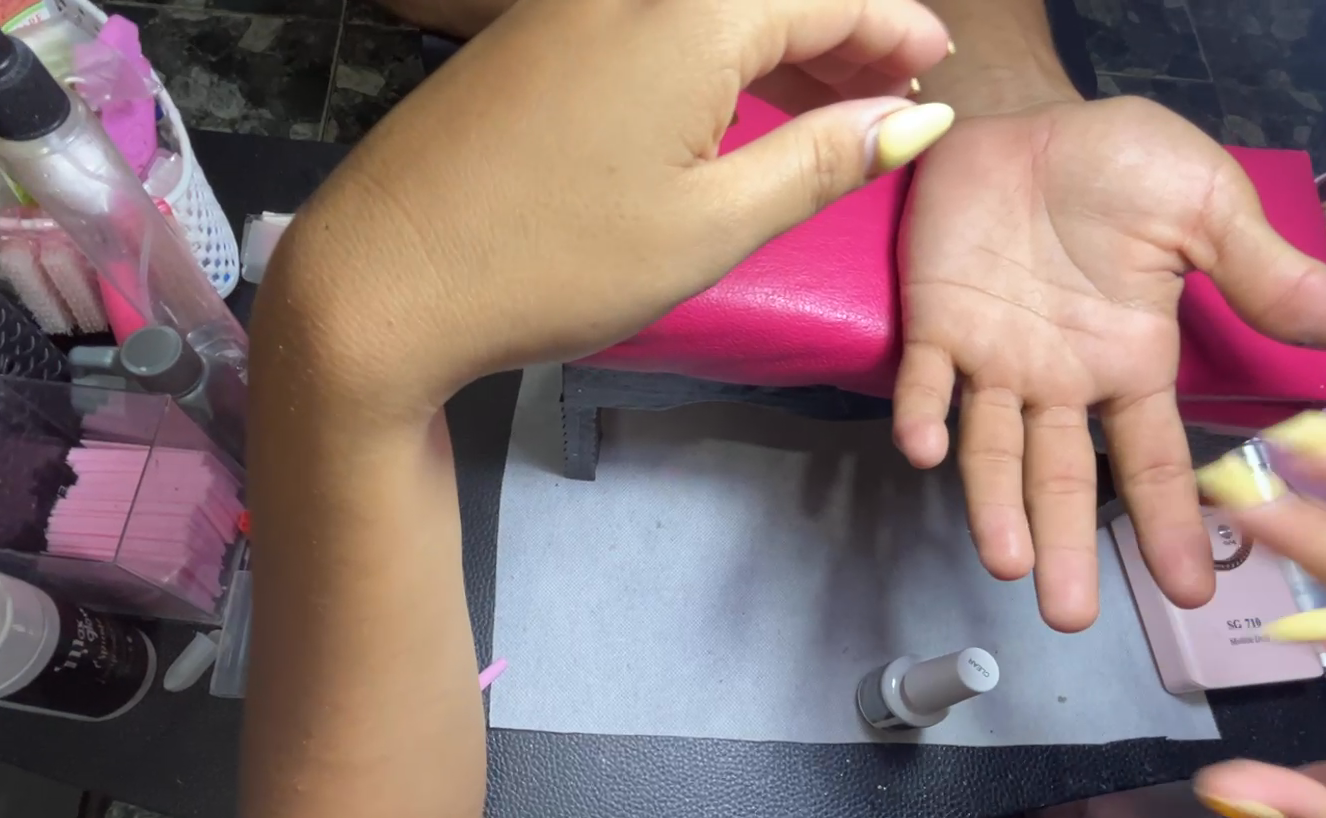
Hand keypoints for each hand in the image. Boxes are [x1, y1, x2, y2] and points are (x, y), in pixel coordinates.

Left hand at [257, 0, 953, 424]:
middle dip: (839, 31)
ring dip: (769, 46)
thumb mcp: (708, 228)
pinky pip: (641, 33)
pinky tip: (714, 107)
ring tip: (816, 101)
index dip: (891, 25)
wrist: (391, 282)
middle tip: (886, 89)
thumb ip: (815, 163)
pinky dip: (700, 62)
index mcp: (688, 16)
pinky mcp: (520, 49)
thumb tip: (909, 118)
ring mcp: (561, 11)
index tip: (933, 67)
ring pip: (698, 13)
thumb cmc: (559, 264)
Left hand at [894, 95, 1325, 630]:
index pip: (1147, 458)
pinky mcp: (933, 330)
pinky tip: (926, 454)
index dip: (1165, 522)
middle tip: (1069, 616)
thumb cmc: (1113, 167)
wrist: (1020, 127)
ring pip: (989, 450)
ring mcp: (991, 361)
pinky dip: (921, 417)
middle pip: (1059, 478)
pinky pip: (923, 384)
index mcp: (1125, 361)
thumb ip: (1259, 276)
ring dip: (993, 507)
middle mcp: (1055, 381)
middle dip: (1065, 545)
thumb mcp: (1203, 211)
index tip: (1190, 589)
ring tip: (1007, 565)